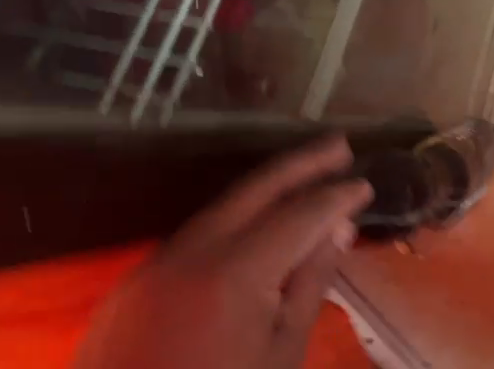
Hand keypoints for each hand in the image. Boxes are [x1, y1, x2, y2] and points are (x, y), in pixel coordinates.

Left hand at [76, 136, 373, 368]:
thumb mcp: (283, 354)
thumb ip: (311, 283)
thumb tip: (336, 228)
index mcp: (233, 274)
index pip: (301, 213)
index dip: (337, 196)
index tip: (365, 186)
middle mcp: (188, 256)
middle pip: (255, 190)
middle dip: (302, 164)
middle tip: (340, 146)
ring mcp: (149, 271)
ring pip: (220, 209)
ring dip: (265, 191)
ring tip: (304, 178)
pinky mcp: (127, 291)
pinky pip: (192, 239)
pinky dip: (232, 222)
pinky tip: (254, 226)